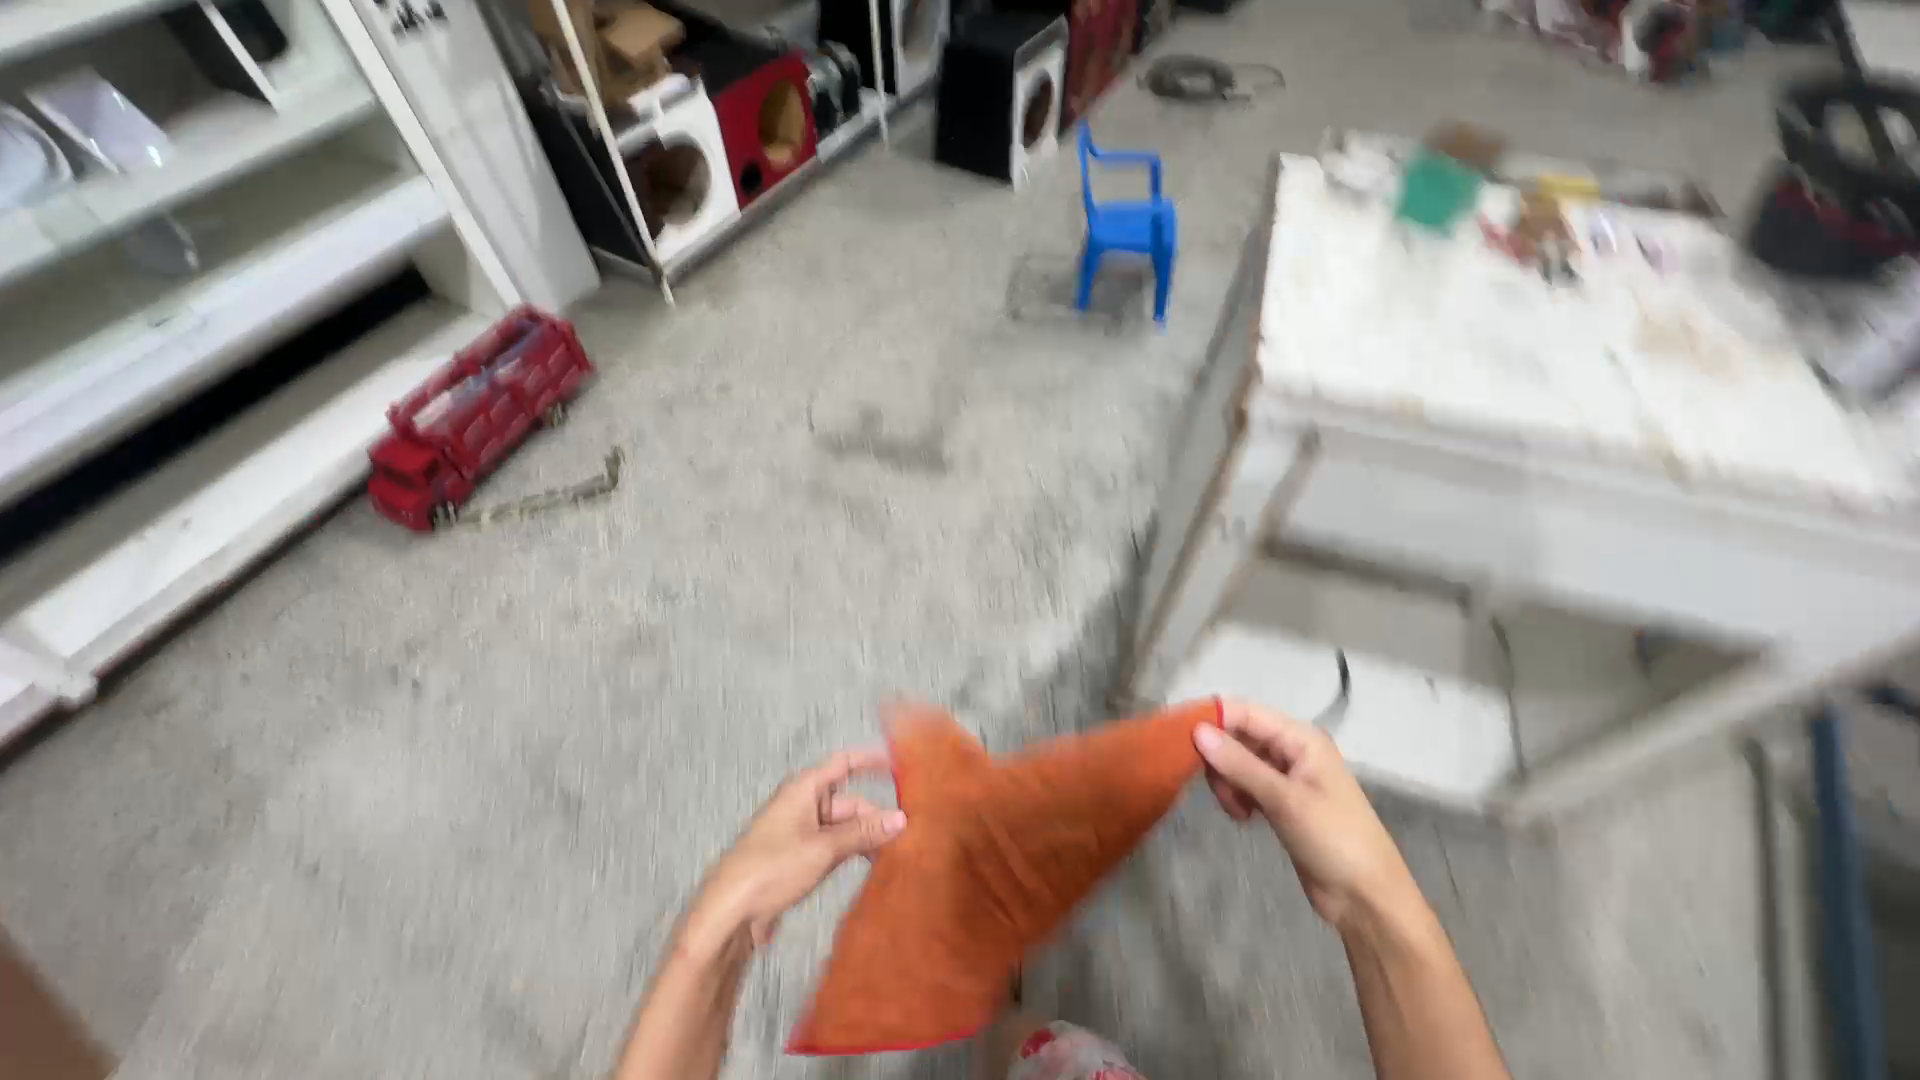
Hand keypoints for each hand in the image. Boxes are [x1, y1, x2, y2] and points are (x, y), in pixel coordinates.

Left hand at [683, 750, 906, 954]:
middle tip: (907, 833)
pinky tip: (872, 866)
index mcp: (804, 789)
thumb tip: (901, 818)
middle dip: (875, 814)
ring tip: (895, 852)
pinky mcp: (799, 858)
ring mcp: (801, 833)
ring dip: (865, 837)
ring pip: (843, 827)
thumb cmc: (772, 868)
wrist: (730, 911)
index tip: (901, 765)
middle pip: (848, 802)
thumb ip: (863, 832)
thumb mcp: (823, 848)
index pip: (844, 763)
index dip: (871, 761)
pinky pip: (833, 846)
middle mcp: (803, 805)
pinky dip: (852, 851)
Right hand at [1193, 700, 1418, 930]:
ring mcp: (1287, 776)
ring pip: (1238, 762)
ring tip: (1235, 810)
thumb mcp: (1285, 799)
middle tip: (1211, 786)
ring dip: (1226, 781)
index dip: (1209, 718)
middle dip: (1217, 756)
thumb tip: (1197, 732)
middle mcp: (1292, 750)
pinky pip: (1245, 784)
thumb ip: (1240, 764)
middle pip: (1238, 736)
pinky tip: (1242, 817)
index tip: (1174, 735)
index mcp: (1301, 738)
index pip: (1244, 712)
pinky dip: (1236, 795)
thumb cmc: (1334, 840)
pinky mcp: (1280, 802)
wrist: (1367, 898)